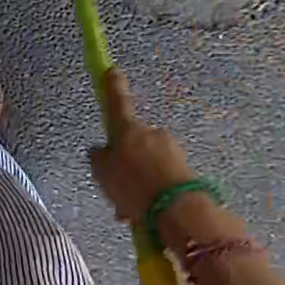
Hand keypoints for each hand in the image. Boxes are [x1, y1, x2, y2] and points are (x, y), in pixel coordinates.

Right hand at [88, 68, 197, 223]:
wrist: (177, 211)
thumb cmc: (133, 186)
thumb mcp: (102, 173)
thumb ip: (98, 158)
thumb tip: (100, 151)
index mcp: (129, 129)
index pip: (117, 102)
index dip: (112, 87)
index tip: (111, 69)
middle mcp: (152, 134)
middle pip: (134, 142)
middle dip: (125, 162)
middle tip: (115, 187)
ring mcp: (172, 152)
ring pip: (148, 164)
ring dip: (137, 183)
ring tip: (128, 209)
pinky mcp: (186, 171)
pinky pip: (161, 179)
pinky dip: (151, 194)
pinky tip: (143, 215)